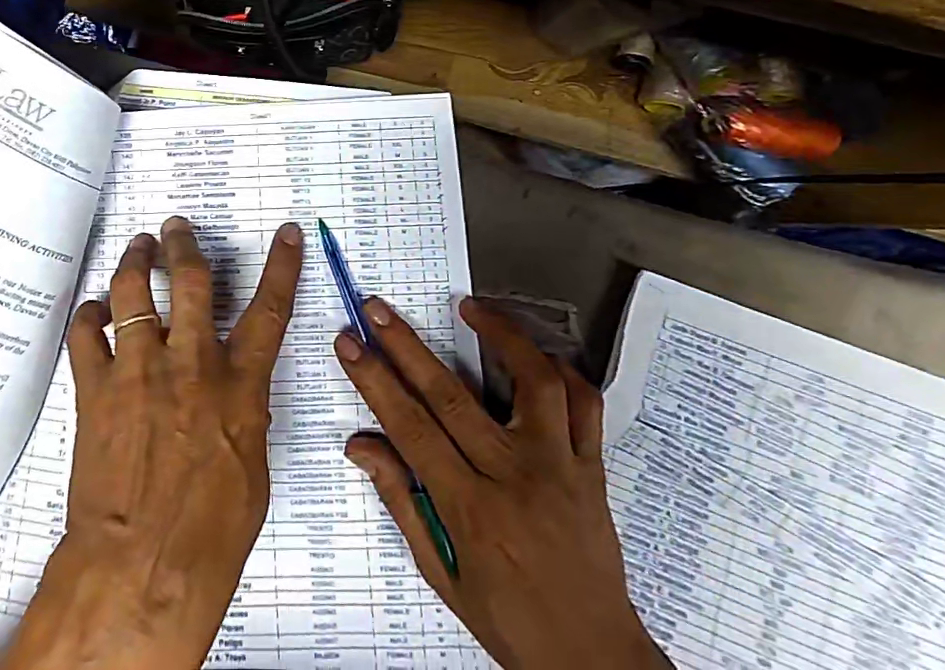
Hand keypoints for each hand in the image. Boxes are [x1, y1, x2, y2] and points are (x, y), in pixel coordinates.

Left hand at [0, 216, 303, 669]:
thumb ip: (247, 411)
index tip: (287, 232)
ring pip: (132, 296)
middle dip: (184, 246)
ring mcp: (138, 374)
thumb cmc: (213, 523)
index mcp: (240, 381)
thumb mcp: (254, 460)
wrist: (141, 564)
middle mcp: (191, 364)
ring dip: (134, 263)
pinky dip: (90, 315)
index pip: (270, 307)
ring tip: (136, 245)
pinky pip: (86, 337)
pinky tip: (94, 308)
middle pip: (189, 283)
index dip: (283, 265)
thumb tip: (240, 393)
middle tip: (177, 226)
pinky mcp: (95, 394)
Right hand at [335, 298, 670, 669]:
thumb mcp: (441, 572)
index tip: (352, 345)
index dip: (375, 380)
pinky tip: (538, 354)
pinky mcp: (591, 463)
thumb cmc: (509, 618)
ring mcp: (559, 464)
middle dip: (407, 346)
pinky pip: (585, 404)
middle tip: (380, 311)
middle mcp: (515, 477)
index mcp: (470, 509)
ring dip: (501, 336)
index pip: (410, 428)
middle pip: (452, 396)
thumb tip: (362, 447)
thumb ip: (403, 501)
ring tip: (470, 308)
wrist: (587, 651)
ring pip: (533, 382)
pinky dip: (563, 371)